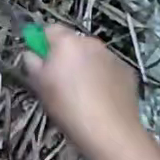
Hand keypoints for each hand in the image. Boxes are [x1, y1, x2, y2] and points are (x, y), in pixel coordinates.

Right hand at [22, 25, 146, 159]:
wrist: (109, 131)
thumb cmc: (68, 107)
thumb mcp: (40, 87)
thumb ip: (32, 64)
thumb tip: (32, 54)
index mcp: (67, 42)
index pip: (50, 29)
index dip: (43, 44)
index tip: (42, 64)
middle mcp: (91, 43)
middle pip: (73, 43)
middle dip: (66, 57)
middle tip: (60, 82)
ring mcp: (112, 56)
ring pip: (92, 56)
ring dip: (85, 67)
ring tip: (82, 95)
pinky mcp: (127, 71)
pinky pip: (109, 69)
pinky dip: (103, 78)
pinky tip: (101, 100)